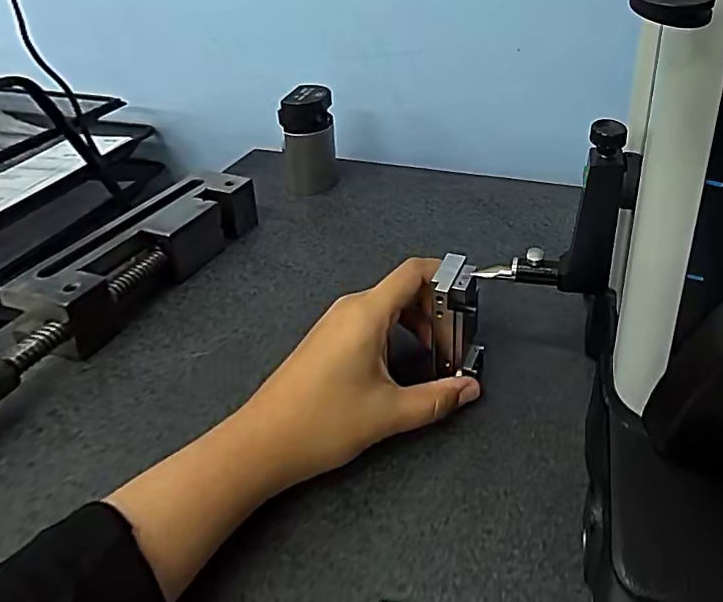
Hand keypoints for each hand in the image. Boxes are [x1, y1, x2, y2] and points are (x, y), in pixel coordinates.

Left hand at [228, 256, 480, 489]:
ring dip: (418, 320)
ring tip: (432, 350)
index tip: (466, 292)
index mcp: (366, 313)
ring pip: (390, 303)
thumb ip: (436, 398)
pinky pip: (372, 317)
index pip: (415, 271)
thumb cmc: (313, 425)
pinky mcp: (328, 338)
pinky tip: (402, 359)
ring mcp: (336, 322)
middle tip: (453, 337)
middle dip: (437, 307)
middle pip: (407, 287)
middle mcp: (351, 309)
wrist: (254, 450)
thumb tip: (468, 388)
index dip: (446, 274)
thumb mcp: (387, 413)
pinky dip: (397, 329)